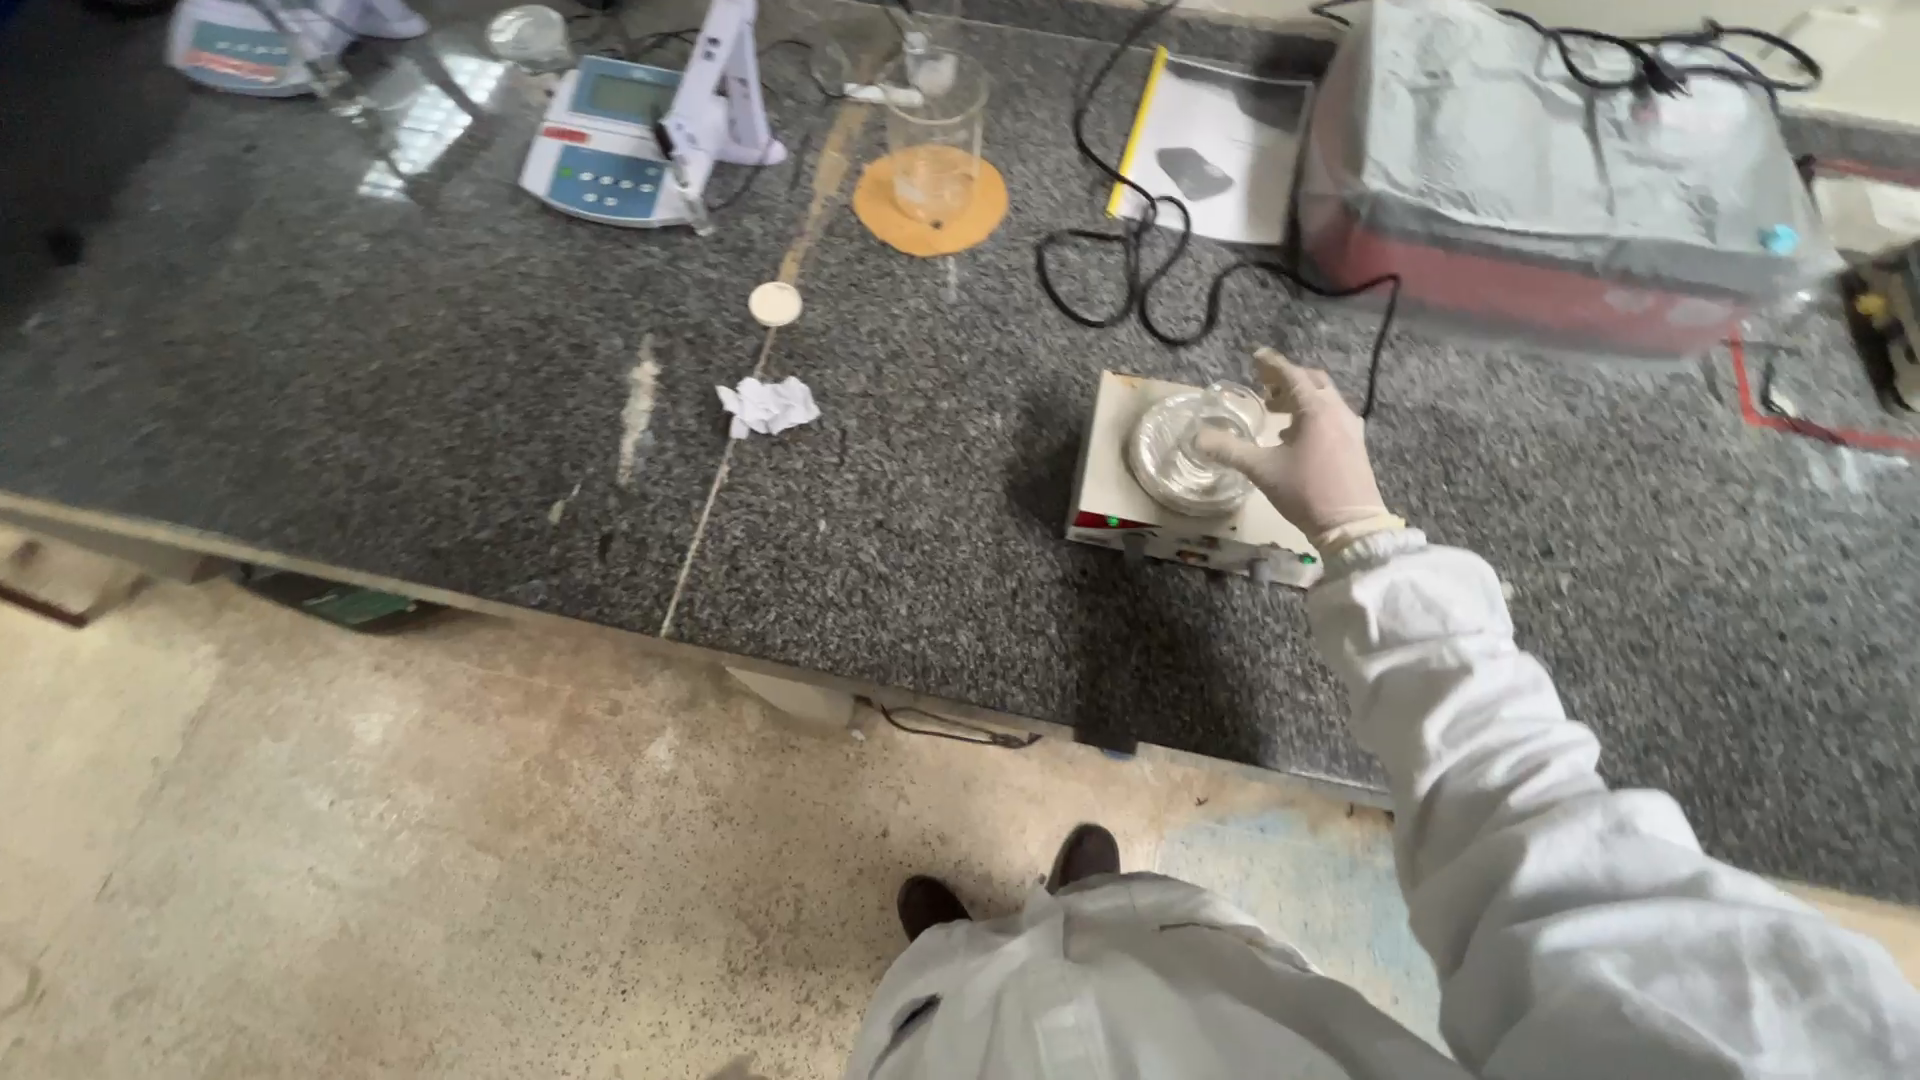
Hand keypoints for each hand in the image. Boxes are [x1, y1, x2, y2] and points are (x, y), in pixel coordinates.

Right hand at [1194, 348, 1402, 553]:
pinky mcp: (1353, 445)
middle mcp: (1337, 412)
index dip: (1272, 364)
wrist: (1350, 524)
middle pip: (1312, 382)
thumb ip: (1229, 450)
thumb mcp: (1261, 470)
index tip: (1256, 356)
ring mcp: (1350, 428)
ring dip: (1298, 398)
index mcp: (1315, 410)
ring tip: (1275, 409)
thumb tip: (1197, 438)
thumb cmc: (1305, 491)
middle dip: (1287, 379)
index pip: (1292, 375)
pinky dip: (1310, 414)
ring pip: (1323, 399)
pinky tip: (1293, 435)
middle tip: (1263, 384)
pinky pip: (1330, 416)